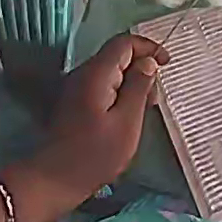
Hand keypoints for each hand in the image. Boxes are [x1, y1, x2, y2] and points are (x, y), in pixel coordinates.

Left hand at [34, 34, 168, 199]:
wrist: (55, 178)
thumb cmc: (95, 154)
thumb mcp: (127, 122)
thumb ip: (138, 88)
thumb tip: (147, 62)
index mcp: (96, 74)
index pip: (123, 43)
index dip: (148, 47)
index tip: (166, 63)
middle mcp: (83, 73)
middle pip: (116, 55)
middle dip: (141, 67)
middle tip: (155, 97)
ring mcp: (76, 86)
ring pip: (110, 71)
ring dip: (131, 82)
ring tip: (144, 108)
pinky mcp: (75, 100)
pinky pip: (102, 85)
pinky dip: (119, 92)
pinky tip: (127, 115)